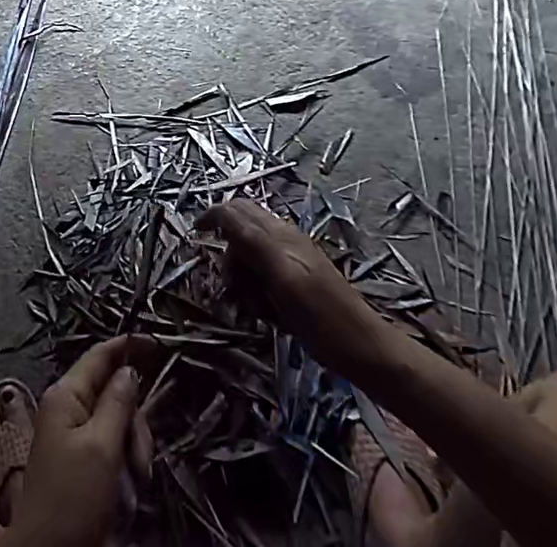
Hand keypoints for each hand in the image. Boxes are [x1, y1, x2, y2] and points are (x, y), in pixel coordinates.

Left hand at [6, 335, 154, 546]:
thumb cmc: (72, 500)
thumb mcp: (102, 446)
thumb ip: (119, 402)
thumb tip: (130, 369)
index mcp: (66, 396)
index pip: (100, 356)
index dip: (128, 345)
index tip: (157, 344)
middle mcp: (69, 410)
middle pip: (117, 395)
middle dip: (135, 425)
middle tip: (138, 460)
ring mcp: (76, 437)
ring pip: (121, 425)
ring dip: (133, 453)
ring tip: (129, 486)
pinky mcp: (84, 462)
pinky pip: (115, 451)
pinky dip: (126, 470)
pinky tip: (122, 496)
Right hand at [199, 199, 388, 373]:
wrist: (361, 346)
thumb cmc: (322, 315)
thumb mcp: (283, 276)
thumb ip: (253, 241)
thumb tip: (224, 213)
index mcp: (279, 235)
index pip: (236, 211)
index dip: (213, 216)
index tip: (195, 233)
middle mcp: (284, 240)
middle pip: (240, 231)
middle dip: (229, 257)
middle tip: (234, 288)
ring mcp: (291, 259)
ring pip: (249, 256)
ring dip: (243, 278)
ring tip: (256, 307)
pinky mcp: (296, 280)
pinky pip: (263, 276)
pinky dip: (257, 290)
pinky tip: (269, 313)